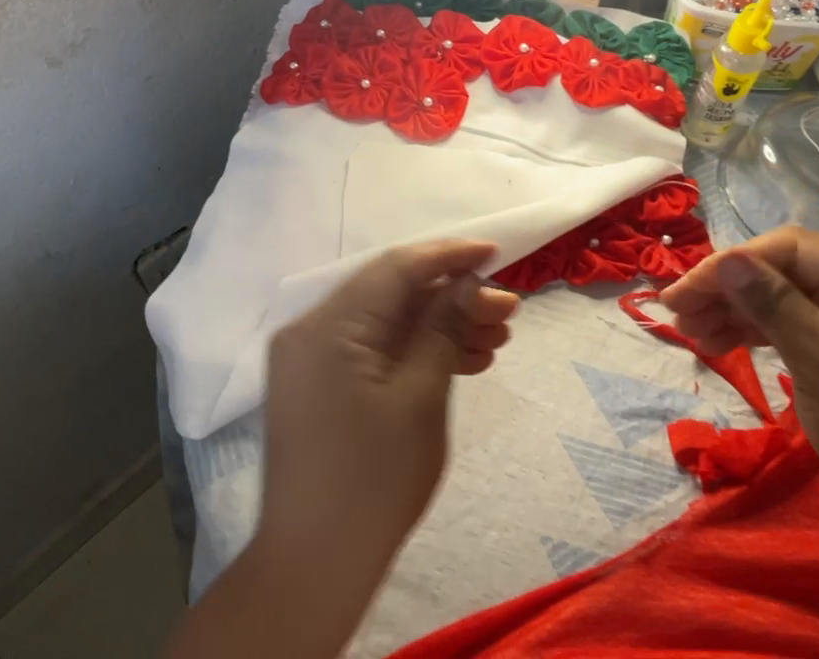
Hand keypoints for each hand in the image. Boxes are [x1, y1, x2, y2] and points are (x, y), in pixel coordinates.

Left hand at [259, 240, 517, 574]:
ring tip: (496, 341)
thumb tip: (469, 281)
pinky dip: (416, 353)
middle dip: (453, 299)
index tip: (498, 254)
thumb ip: (444, 327)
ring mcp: (311, 361)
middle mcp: (310, 331)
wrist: (315, 563)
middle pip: (392, 295)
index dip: (450, 257)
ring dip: (441, 327)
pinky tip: (464, 363)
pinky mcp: (320, 387)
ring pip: (387, 324)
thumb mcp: (421, 395)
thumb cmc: (374, 479)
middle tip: (508, 314)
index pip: (395, 268)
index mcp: (327, 326)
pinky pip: (373, 352)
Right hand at [659, 227, 818, 528]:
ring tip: (694, 336)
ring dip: (738, 313)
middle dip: (729, 290)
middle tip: (679, 317)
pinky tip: (727, 345)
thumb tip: (726, 259)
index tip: (682, 294)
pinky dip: (761, 335)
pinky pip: (798, 328)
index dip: (731, 265)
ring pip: (786, 300)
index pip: (788, 249)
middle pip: (784, 272)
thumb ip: (772, 305)